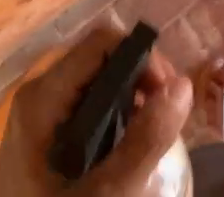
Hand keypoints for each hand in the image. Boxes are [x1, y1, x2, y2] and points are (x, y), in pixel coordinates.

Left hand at [0, 22, 193, 196]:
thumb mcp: (107, 194)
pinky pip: (87, 102)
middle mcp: (38, 92)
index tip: (166, 97)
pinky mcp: (43, 133)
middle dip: (140, 79)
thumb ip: (145, 141)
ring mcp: (39, 112)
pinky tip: (124, 149)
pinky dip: (114, 114)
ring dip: (131, 98)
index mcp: (43, 96)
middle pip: (102, 57)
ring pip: (97, 79)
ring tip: (148, 137)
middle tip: (164, 120)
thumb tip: (184, 85)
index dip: (142, 59)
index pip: (104, 41)